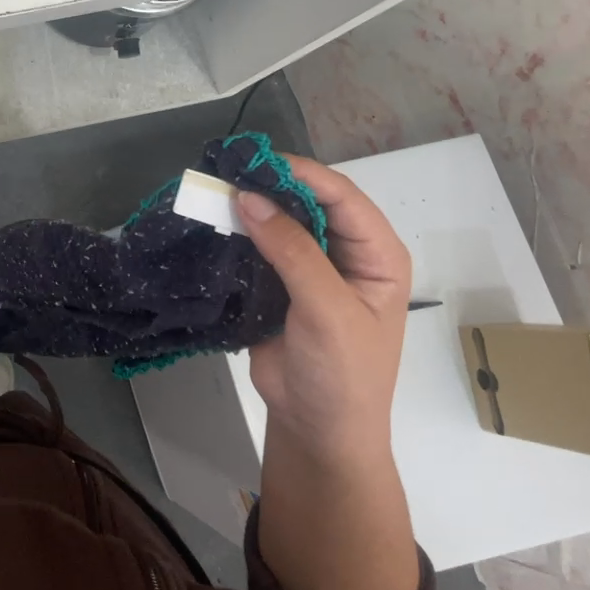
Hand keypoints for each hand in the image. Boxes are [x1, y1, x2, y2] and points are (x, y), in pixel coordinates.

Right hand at [240, 157, 411, 466]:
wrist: (316, 427)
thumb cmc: (341, 373)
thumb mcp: (325, 310)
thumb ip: (291, 251)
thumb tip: (248, 197)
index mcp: (377, 255)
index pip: (341, 197)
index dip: (301, 174)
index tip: (254, 161)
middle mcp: (345, 253)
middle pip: (308, 202)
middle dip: (271, 185)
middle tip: (226, 170)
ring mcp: (310, 267)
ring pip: (280, 220)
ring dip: (250, 206)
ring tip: (212, 188)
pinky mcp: (278, 282)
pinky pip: (258, 244)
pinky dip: (237, 230)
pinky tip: (212, 219)